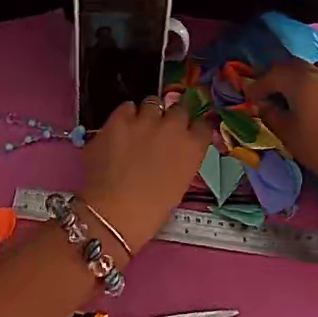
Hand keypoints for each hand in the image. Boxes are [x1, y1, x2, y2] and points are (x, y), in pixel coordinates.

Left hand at [79, 97, 212, 256]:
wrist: (113, 214)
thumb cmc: (150, 212)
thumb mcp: (178, 186)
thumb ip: (181, 162)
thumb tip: (173, 155)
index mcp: (192, 148)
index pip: (203, 125)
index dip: (194, 129)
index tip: (188, 134)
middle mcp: (173, 127)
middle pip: (179, 109)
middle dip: (173, 118)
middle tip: (163, 131)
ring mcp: (145, 120)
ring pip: (153, 102)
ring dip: (150, 113)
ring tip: (141, 126)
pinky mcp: (118, 120)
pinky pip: (126, 107)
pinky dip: (126, 115)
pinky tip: (121, 128)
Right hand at [250, 58, 317, 209]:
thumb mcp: (289, 135)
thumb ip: (271, 116)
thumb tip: (262, 106)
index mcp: (301, 80)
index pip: (272, 73)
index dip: (257, 86)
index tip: (249, 100)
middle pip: (291, 65)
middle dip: (275, 78)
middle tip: (265, 96)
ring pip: (311, 69)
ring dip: (296, 78)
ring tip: (289, 98)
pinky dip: (314, 84)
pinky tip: (314, 103)